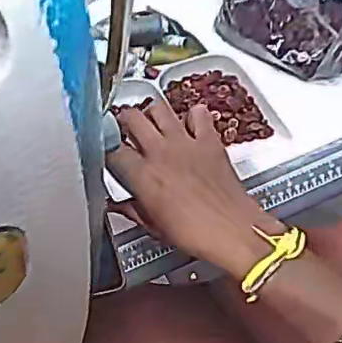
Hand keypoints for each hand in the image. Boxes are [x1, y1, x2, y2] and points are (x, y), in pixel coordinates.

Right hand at [107, 100, 281, 274]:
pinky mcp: (209, 140)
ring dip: (151, 114)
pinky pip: (198, 112)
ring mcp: (186, 142)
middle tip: (125, 132)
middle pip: (131, 118)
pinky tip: (188, 126)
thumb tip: (119, 206)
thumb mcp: (154, 227)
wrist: (233, 231)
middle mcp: (161, 152)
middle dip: (124, 123)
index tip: (108, 155)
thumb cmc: (196, 234)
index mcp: (143, 176)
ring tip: (152, 125)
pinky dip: (190, 115)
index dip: (107, 150)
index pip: (112, 149)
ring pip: (158, 108)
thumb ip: (133, 210)